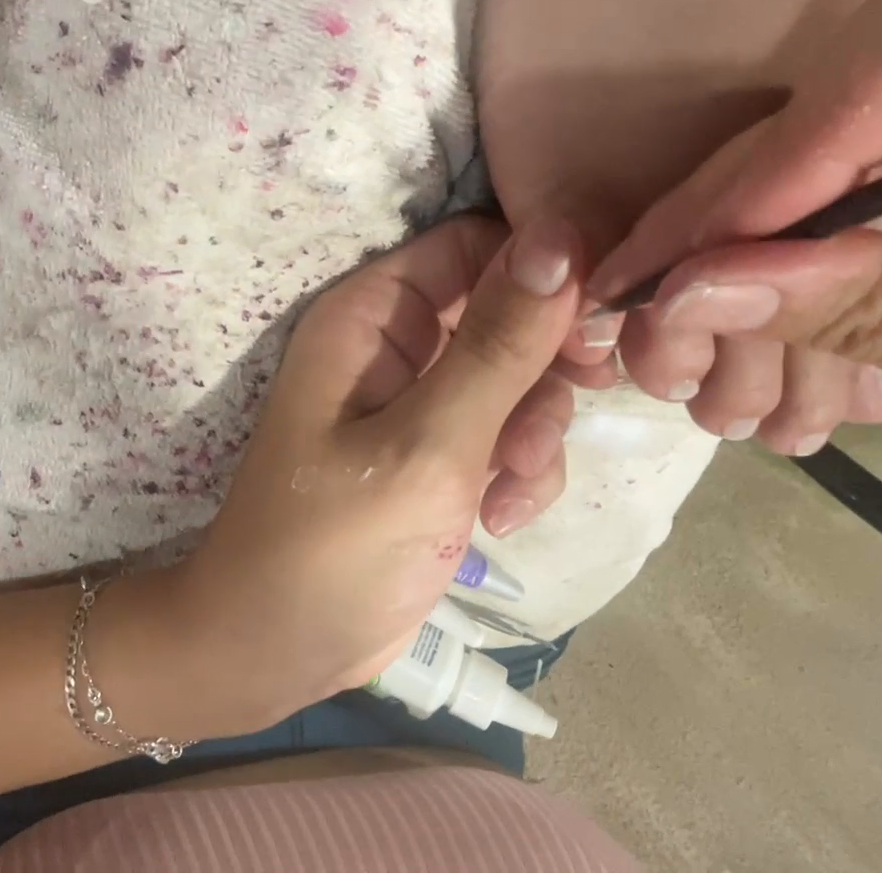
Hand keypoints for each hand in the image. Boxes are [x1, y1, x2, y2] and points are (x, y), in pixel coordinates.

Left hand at [172, 217, 581, 720]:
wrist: (281, 645)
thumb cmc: (336, 543)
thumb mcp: (427, 443)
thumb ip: (496, 346)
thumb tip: (559, 238)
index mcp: (369, 315)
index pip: (473, 244)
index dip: (545, 269)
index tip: (600, 323)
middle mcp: (391, 343)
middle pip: (505, 310)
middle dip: (544, 365)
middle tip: (573, 406)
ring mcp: (413, 401)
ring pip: (515, 377)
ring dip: (533, 430)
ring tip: (508, 487)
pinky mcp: (433, 452)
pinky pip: (502, 432)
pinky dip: (515, 470)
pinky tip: (497, 519)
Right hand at [589, 0, 881, 484]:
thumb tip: (699, 290)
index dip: (814, 122)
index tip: (718, 250)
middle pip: (863, 81)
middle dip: (736, 213)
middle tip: (652, 314)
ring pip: (844, 127)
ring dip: (747, 240)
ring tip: (694, 353)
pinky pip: (873, 157)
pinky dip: (800, 242)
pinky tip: (761, 317)